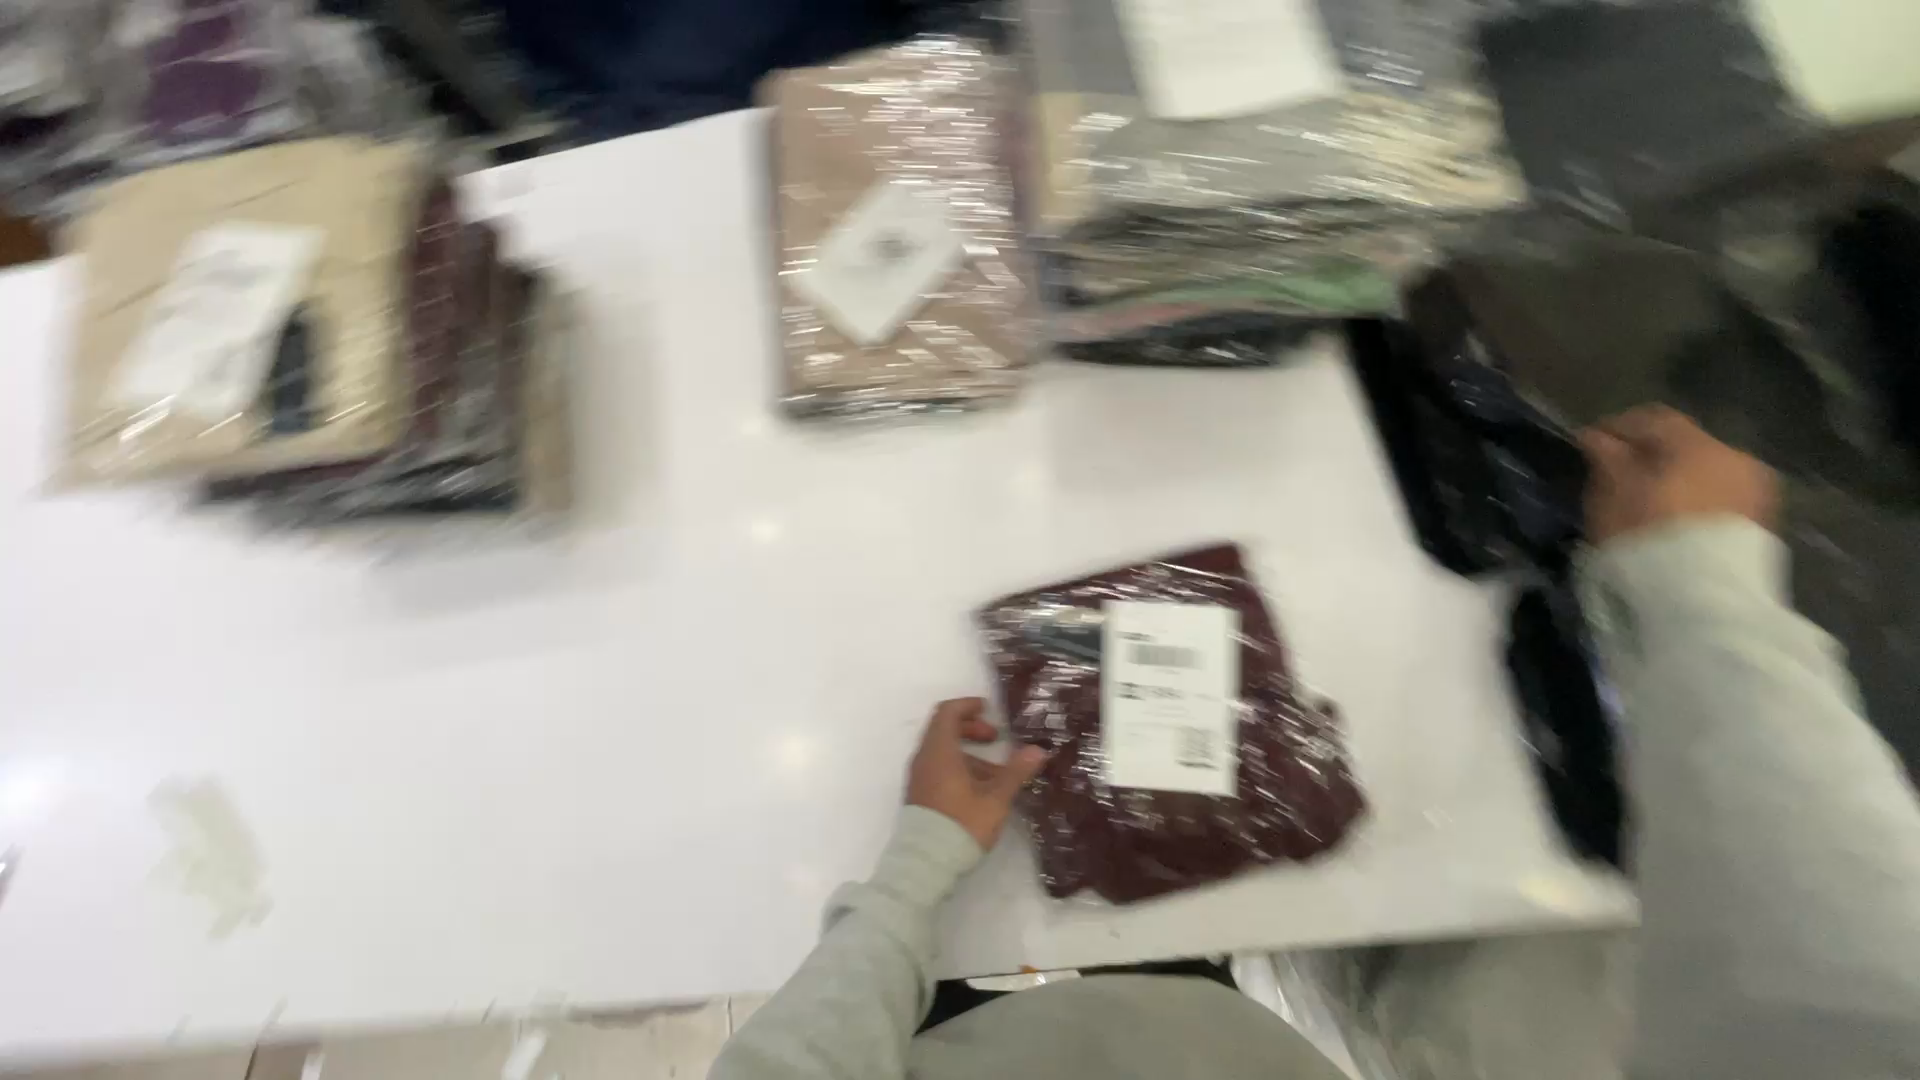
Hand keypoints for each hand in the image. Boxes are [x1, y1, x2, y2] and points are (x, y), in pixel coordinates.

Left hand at [906, 698, 1049, 850]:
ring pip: (943, 752)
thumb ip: (1015, 772)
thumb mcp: (995, 798)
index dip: (968, 706)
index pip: (948, 712)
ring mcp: (919, 777)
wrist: (925, 864)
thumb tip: (1038, 750)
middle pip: (944, 729)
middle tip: (995, 739)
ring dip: (969, 754)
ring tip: (997, 774)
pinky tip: (981, 791)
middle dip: (971, 729)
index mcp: (939, 751)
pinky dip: (959, 768)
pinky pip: (939, 769)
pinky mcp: (919, 795)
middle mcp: (924, 758)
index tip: (988, 709)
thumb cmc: (961, 824)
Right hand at [1580, 405, 1777, 545]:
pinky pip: (1717, 494)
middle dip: (1646, 453)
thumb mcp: (1610, 491)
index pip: (1653, 418)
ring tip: (1641, 499)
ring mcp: (1754, 489)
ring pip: (1702, 470)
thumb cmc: (1645, 533)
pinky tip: (1669, 517)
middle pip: (1682, 444)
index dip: (1616, 426)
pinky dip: (1691, 496)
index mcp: (1698, 445)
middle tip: (1613, 473)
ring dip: (1670, 476)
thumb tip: (1596, 436)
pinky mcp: (1759, 519)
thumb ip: (1605, 456)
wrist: (1700, 592)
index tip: (1586, 443)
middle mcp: (1735, 456)